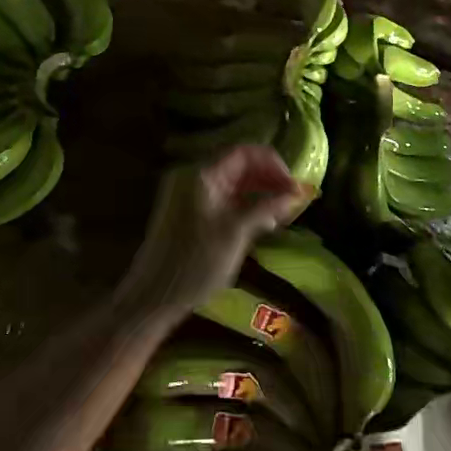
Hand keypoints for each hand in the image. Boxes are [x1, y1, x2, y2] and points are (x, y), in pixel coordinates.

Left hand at [121, 145, 312, 314]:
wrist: (153, 298)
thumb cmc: (195, 263)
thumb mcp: (236, 233)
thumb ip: (267, 207)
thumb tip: (297, 192)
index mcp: (202, 174)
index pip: (245, 152)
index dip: (273, 163)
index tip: (294, 184)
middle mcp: (194, 177)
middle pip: (240, 165)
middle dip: (270, 178)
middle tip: (294, 198)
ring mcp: (191, 195)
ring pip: (235, 182)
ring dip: (261, 192)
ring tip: (284, 210)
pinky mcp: (192, 213)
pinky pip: (226, 198)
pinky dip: (247, 204)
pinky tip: (265, 220)